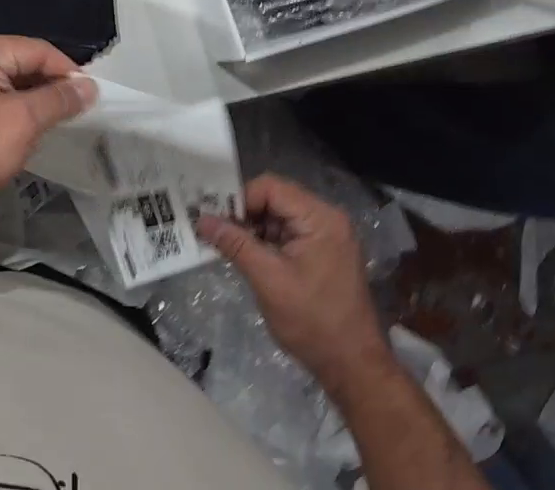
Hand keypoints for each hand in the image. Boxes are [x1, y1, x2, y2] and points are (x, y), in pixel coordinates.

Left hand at [0, 36, 97, 219]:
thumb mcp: (24, 121)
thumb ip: (58, 99)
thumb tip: (88, 86)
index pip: (37, 50)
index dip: (68, 72)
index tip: (91, 98)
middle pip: (20, 62)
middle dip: (49, 86)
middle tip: (76, 113)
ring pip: (5, 81)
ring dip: (31, 100)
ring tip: (54, 123)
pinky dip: (10, 109)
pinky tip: (24, 130)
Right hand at [195, 175, 392, 394]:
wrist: (353, 366)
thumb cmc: (312, 321)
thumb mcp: (268, 279)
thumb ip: (235, 243)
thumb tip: (201, 219)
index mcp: (320, 218)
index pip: (270, 187)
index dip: (240, 199)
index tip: (216, 221)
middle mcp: (327, 219)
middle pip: (275, 199)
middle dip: (244, 214)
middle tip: (216, 233)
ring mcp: (327, 237)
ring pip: (279, 217)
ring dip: (253, 230)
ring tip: (228, 248)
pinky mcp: (323, 255)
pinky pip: (288, 235)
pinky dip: (266, 243)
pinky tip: (248, 259)